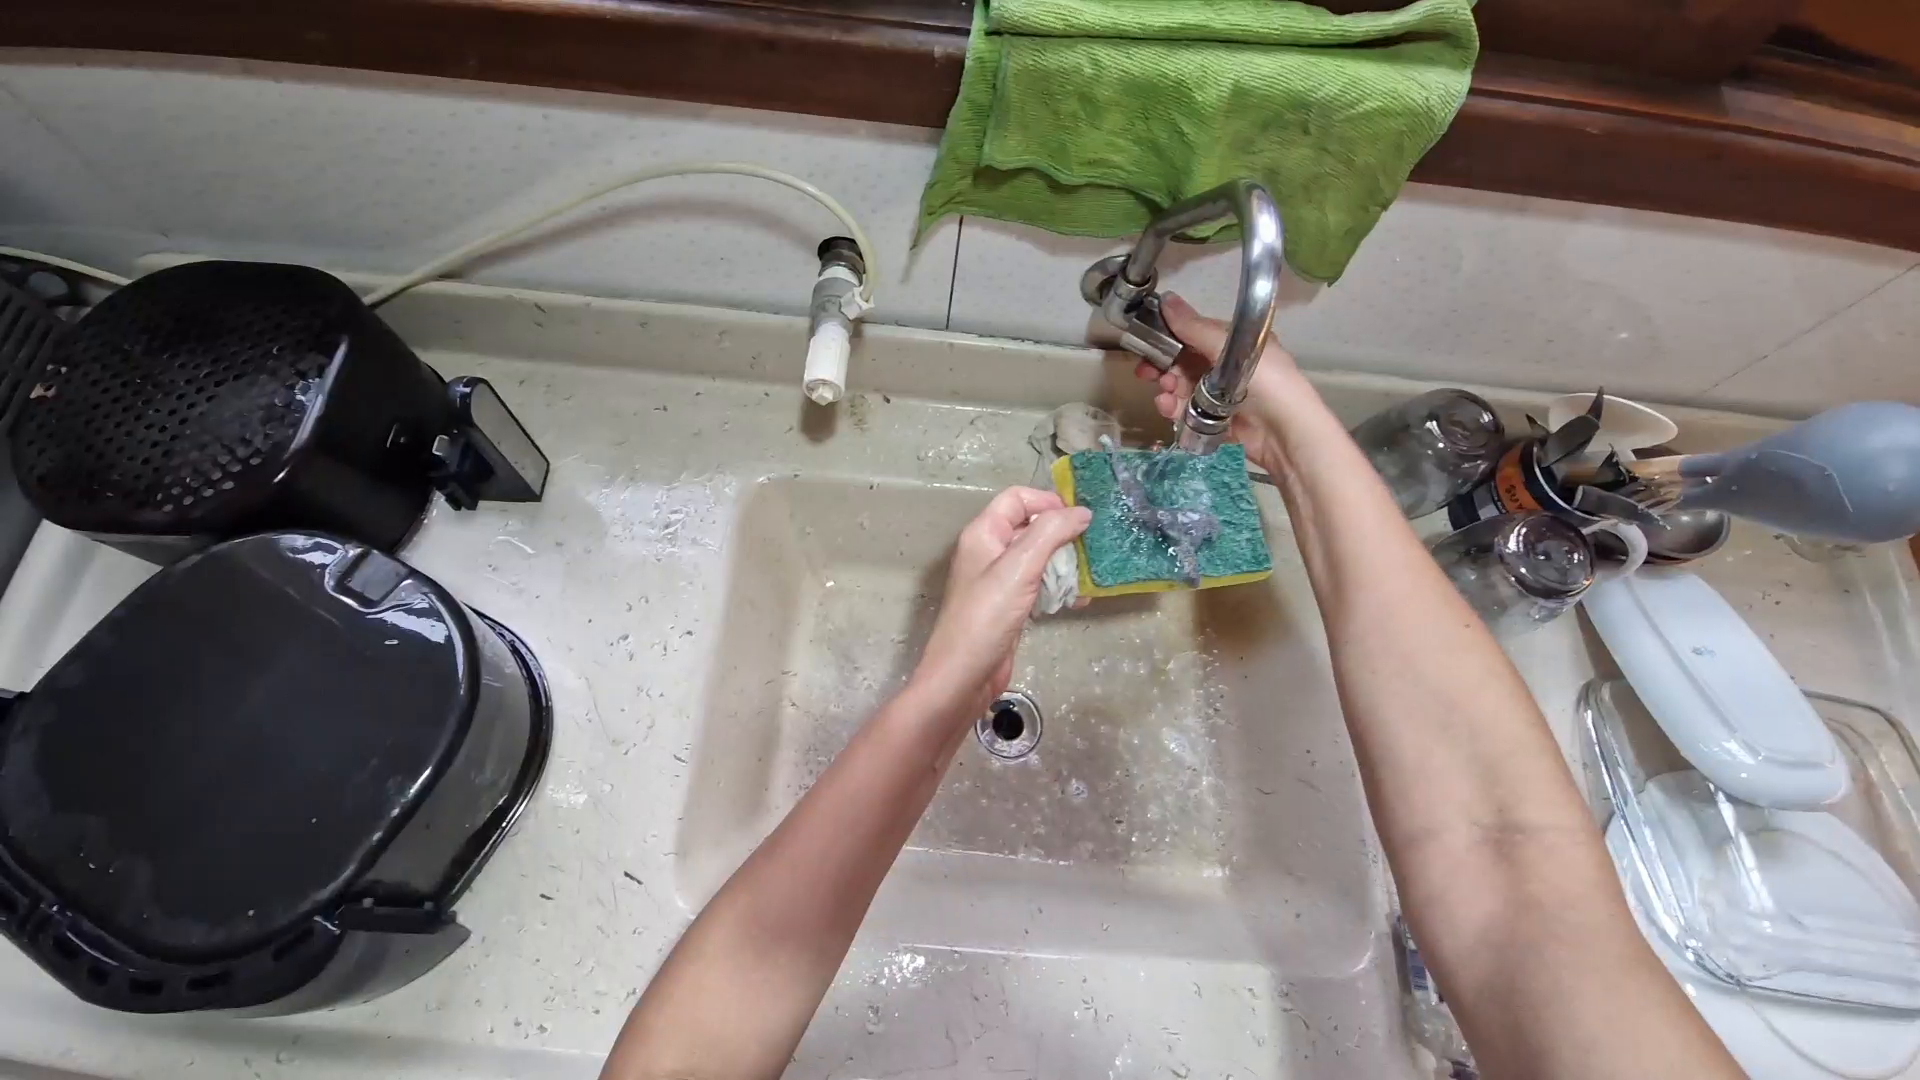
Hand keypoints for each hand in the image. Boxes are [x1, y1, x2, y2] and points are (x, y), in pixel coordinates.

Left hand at [911, 487, 1090, 719]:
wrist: (964, 676)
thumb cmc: (986, 617)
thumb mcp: (1019, 568)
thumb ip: (1050, 533)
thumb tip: (1081, 512)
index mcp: (983, 534)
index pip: (1016, 499)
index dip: (1047, 501)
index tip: (1079, 518)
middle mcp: (989, 552)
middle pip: (1030, 526)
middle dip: (1062, 533)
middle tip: (1093, 546)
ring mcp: (999, 581)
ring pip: (1038, 558)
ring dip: (1064, 563)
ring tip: (1091, 574)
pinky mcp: (1009, 606)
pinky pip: (1038, 585)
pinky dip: (1058, 588)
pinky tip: (1078, 599)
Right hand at [1136, 293, 1300, 474]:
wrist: (1285, 432)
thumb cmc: (1266, 381)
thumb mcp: (1230, 347)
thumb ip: (1194, 327)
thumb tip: (1166, 299)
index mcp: (1236, 344)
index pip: (1195, 337)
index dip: (1169, 339)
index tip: (1147, 344)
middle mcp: (1228, 368)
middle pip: (1185, 365)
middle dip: (1164, 368)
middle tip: (1147, 374)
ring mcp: (1221, 397)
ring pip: (1183, 390)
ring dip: (1169, 390)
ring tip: (1166, 395)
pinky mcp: (1216, 422)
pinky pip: (1188, 413)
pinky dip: (1175, 410)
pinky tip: (1169, 408)